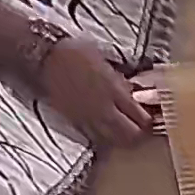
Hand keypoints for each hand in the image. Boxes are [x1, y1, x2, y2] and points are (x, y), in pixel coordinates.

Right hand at [39, 36, 155, 146]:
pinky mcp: (76, 123)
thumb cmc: (76, 54)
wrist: (42, 57)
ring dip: (125, 138)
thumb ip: (123, 84)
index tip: (152, 117)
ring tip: (126, 130)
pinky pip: (97, 138)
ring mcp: (90, 118)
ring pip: (115, 141)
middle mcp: (104, 110)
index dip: (150, 121)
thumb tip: (136, 97)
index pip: (142, 118)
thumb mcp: (107, 64)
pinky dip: (107, 138)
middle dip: (140, 133)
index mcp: (115, 92)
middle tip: (142, 127)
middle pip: (132, 135)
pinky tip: (109, 131)